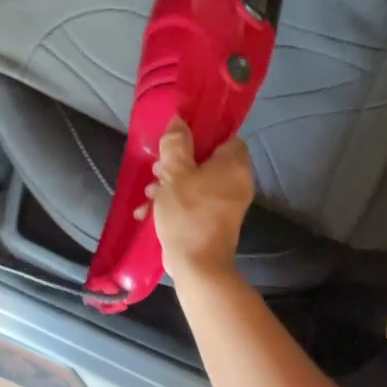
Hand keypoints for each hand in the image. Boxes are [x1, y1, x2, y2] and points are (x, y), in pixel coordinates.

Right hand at [147, 118, 253, 283]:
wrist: (198, 265)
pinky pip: (195, 204)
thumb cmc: (188, 214)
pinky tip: (149, 213)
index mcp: (234, 165)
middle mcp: (237, 182)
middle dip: (177, 163)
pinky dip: (175, 204)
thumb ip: (176, 144)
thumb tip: (179, 121)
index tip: (177, 140)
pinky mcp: (215, 223)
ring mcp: (227, 205)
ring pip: (197, 183)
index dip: (202, 133)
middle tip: (157, 169)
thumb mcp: (175, 173)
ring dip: (170, 185)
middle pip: (207, 160)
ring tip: (149, 194)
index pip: (225, 136)